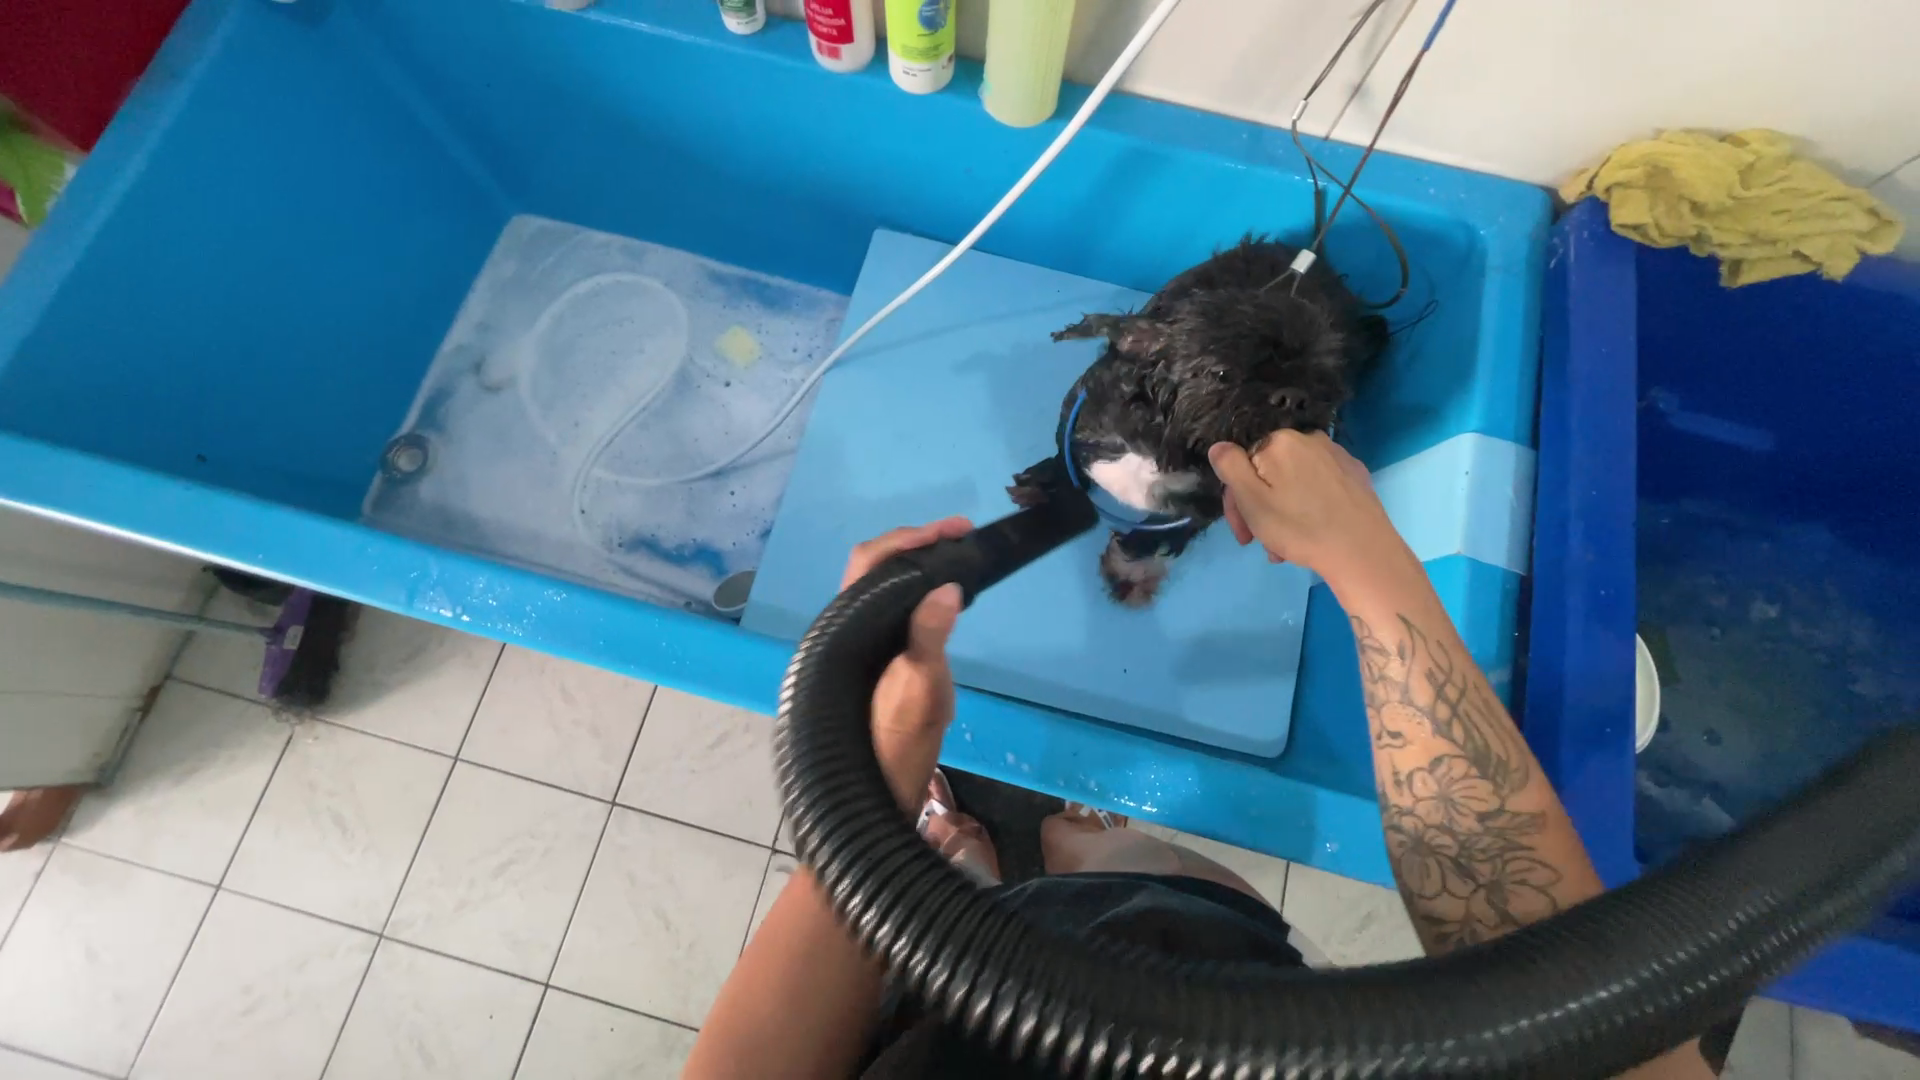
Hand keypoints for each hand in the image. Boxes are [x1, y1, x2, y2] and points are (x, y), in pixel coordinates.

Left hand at [840, 518, 971, 812]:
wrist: (879, 791)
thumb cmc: (896, 743)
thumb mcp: (921, 691)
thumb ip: (930, 638)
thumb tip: (947, 588)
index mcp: (849, 627)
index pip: (871, 561)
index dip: (909, 539)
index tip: (953, 531)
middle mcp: (848, 626)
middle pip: (875, 567)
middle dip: (917, 545)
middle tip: (962, 535)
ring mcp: (861, 641)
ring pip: (883, 586)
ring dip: (918, 565)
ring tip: (959, 554)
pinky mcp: (875, 656)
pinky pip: (894, 607)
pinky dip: (919, 589)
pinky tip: (944, 594)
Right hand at [1208, 431, 1402, 584]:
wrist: (1362, 551)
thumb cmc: (1298, 527)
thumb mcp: (1251, 499)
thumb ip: (1230, 466)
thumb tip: (1219, 446)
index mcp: (1280, 441)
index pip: (1242, 463)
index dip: (1235, 499)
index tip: (1241, 531)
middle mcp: (1310, 439)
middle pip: (1268, 472)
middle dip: (1257, 508)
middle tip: (1258, 542)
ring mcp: (1337, 456)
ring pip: (1293, 482)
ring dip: (1280, 511)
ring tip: (1282, 546)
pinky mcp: (1355, 475)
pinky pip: (1317, 487)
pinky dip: (1306, 507)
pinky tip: (1307, 533)